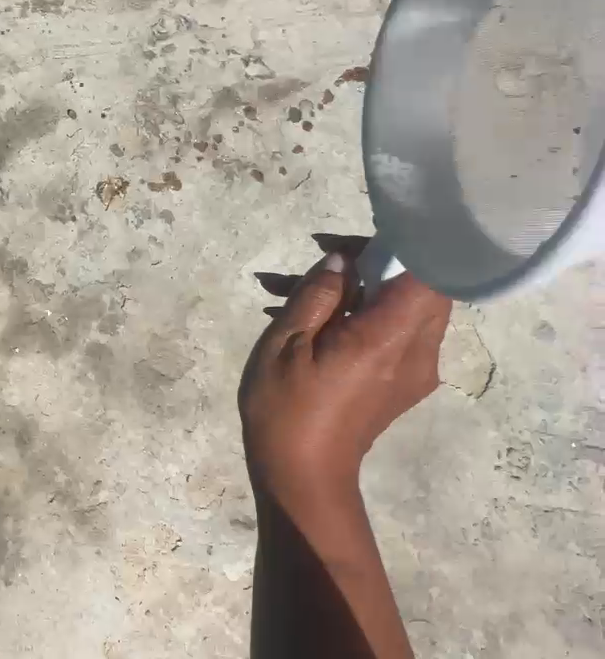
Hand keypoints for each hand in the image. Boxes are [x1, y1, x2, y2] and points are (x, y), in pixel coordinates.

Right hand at [239, 249, 450, 508]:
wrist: (301, 466)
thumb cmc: (284, 402)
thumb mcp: (285, 342)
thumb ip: (316, 298)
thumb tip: (341, 260)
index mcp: (386, 340)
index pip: (425, 280)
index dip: (398, 250)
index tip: (349, 244)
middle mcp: (418, 353)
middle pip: (424, 292)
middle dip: (378, 265)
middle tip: (323, 259)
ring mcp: (416, 370)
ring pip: (408, 310)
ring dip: (363, 290)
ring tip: (295, 291)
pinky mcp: (404, 379)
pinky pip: (397, 332)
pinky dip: (363, 313)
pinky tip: (311, 319)